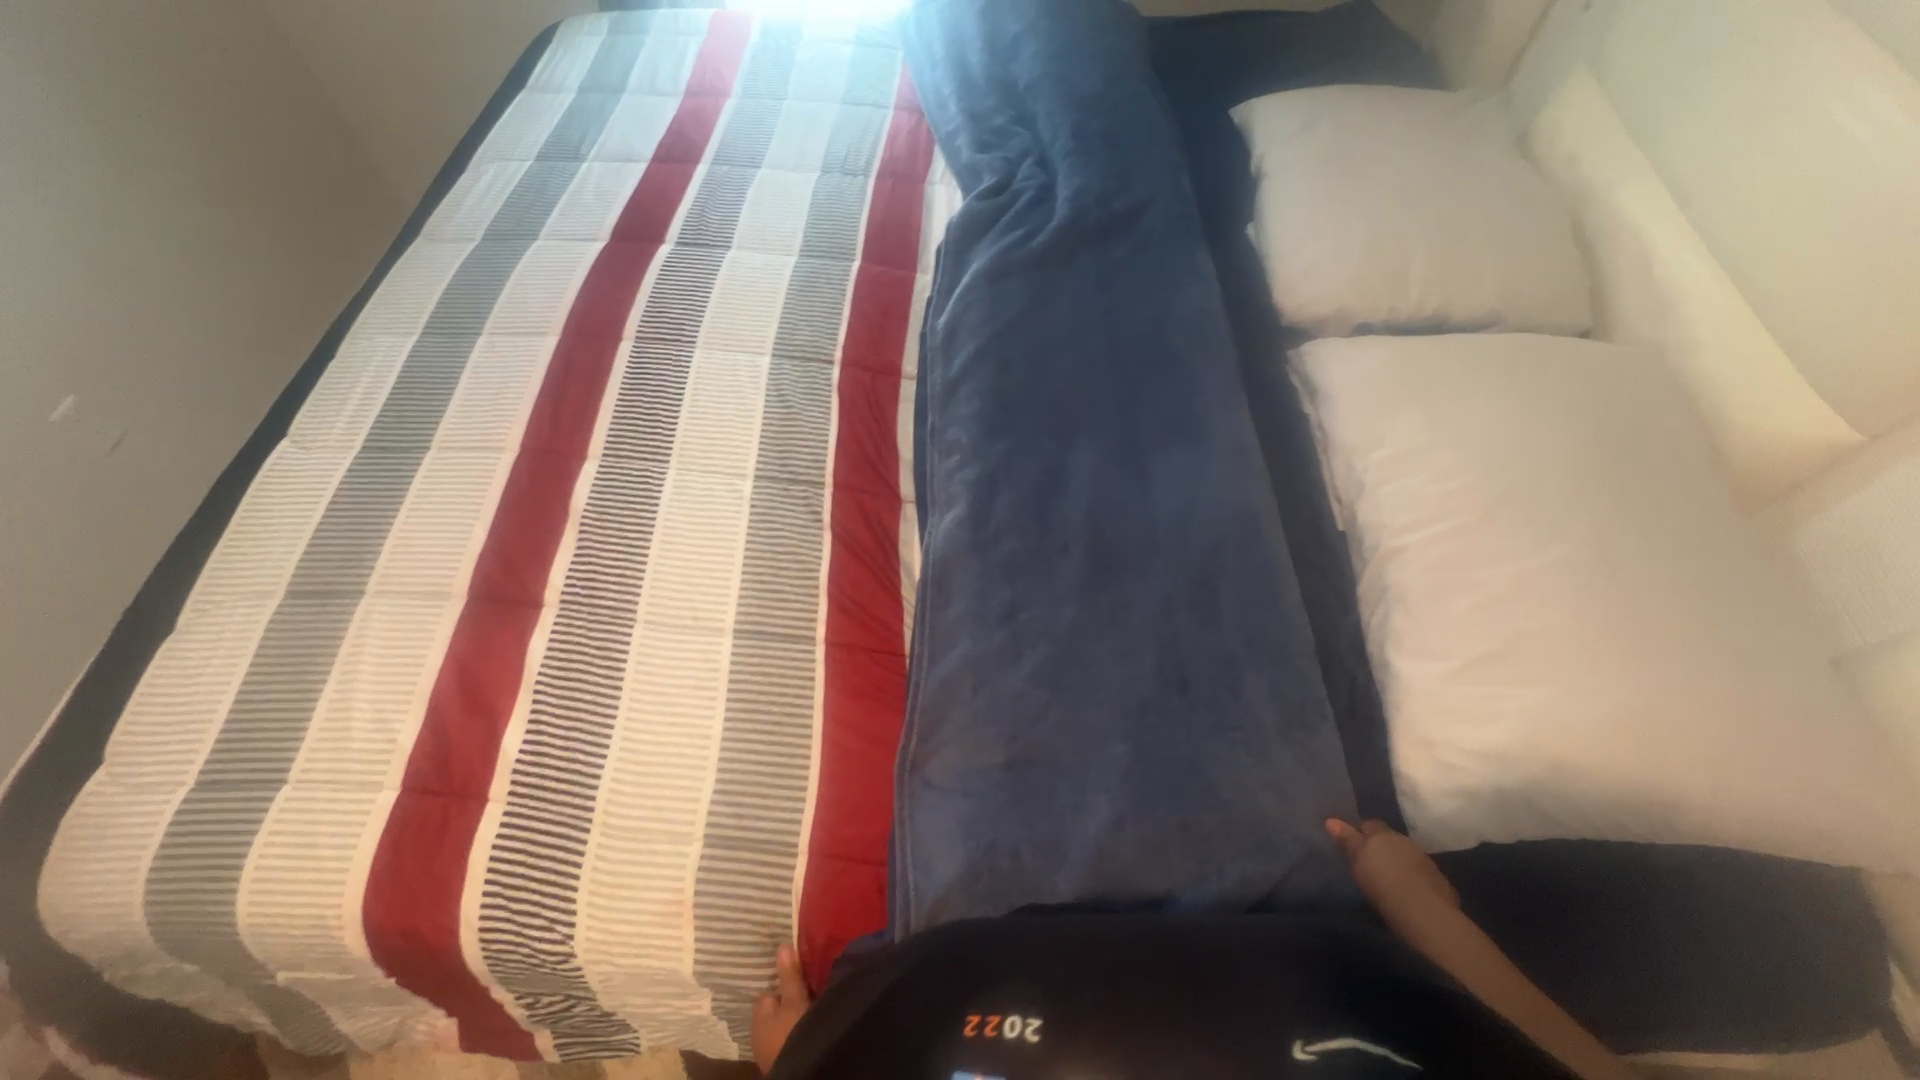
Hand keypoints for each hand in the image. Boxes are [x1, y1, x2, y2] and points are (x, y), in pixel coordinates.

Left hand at [752, 944, 810, 1073]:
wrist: (800, 1071)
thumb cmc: (793, 1033)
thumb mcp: (795, 1000)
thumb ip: (789, 976)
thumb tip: (782, 945)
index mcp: (758, 1016)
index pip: (769, 993)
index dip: (784, 984)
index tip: (802, 979)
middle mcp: (759, 1033)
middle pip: (776, 1009)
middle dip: (790, 1000)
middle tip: (811, 993)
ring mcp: (769, 1050)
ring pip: (783, 1025)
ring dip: (795, 1018)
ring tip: (814, 1009)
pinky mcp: (783, 1060)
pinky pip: (789, 1038)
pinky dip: (798, 1032)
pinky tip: (811, 1029)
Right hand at [1325, 818, 1459, 927]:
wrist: (1423, 911)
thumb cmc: (1381, 881)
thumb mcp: (1356, 860)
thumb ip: (1346, 839)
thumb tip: (1330, 820)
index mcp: (1383, 834)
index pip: (1369, 824)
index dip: (1360, 832)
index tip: (1351, 843)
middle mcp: (1406, 842)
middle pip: (1390, 839)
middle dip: (1380, 847)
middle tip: (1368, 862)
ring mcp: (1425, 861)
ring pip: (1407, 856)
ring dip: (1398, 863)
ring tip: (1388, 878)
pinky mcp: (1439, 880)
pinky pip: (1420, 873)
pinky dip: (1412, 878)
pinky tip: (1406, 891)